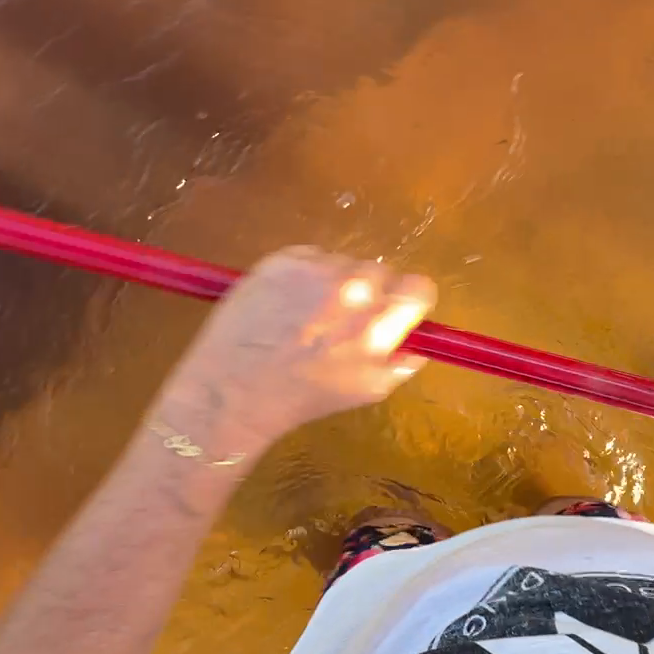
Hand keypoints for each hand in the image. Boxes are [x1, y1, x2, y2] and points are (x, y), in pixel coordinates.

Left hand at [157, 247, 436, 449]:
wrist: (233, 390)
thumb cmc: (303, 396)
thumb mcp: (368, 391)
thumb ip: (403, 363)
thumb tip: (420, 341)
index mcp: (377, 328)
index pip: (419, 288)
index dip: (410, 299)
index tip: (396, 308)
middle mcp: (351, 292)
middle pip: (381, 271)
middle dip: (370, 291)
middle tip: (343, 318)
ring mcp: (314, 272)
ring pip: (343, 262)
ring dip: (335, 281)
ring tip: (308, 313)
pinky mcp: (281, 260)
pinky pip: (310, 256)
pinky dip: (304, 275)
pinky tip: (287, 302)